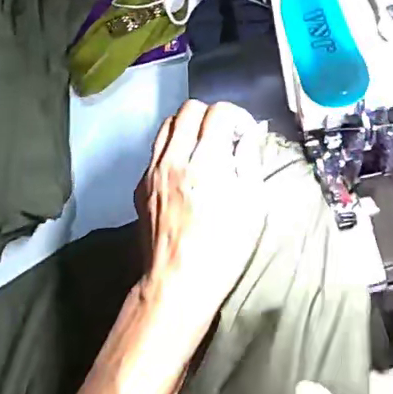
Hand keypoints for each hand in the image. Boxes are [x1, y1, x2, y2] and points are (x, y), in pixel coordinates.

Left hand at [134, 100, 265, 331]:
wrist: (178, 283)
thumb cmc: (224, 247)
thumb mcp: (252, 202)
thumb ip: (250, 159)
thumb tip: (251, 132)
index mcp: (206, 163)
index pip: (219, 112)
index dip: (238, 116)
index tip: (245, 133)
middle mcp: (174, 160)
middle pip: (190, 110)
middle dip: (212, 115)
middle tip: (225, 135)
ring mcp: (152, 172)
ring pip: (167, 125)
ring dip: (189, 126)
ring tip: (204, 146)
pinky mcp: (140, 187)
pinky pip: (156, 150)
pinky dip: (173, 147)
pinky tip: (187, 168)